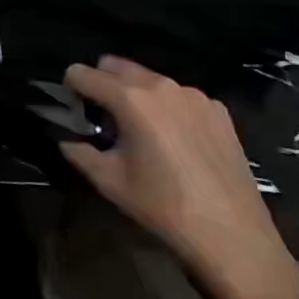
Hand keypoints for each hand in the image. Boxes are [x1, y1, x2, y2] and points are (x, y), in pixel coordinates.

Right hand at [59, 56, 296, 298]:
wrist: (231, 233)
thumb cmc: (163, 207)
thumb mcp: (111, 183)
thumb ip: (80, 153)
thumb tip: (67, 140)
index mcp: (131, 98)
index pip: (85, 73)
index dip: (72, 85)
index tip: (72, 104)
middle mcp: (162, 85)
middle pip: (118, 66)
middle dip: (103, 83)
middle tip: (102, 117)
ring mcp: (194, 94)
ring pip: (151, 80)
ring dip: (137, 95)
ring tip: (141, 131)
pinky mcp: (217, 109)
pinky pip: (180, 97)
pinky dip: (168, 108)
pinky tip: (176, 142)